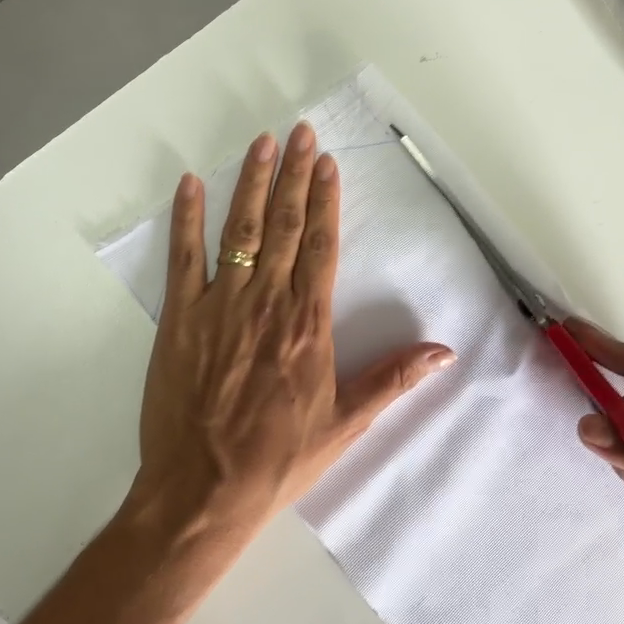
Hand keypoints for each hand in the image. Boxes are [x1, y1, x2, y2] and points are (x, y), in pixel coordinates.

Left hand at [129, 122, 456, 541]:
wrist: (203, 490)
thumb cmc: (278, 459)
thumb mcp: (346, 424)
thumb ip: (393, 380)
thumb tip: (444, 353)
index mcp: (308, 324)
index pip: (322, 246)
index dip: (326, 200)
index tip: (327, 164)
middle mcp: (267, 302)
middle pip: (285, 225)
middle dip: (294, 174)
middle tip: (300, 132)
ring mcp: (220, 305)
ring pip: (241, 230)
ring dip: (252, 183)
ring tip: (262, 143)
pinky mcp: (180, 318)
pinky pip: (183, 257)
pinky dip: (186, 217)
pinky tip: (192, 183)